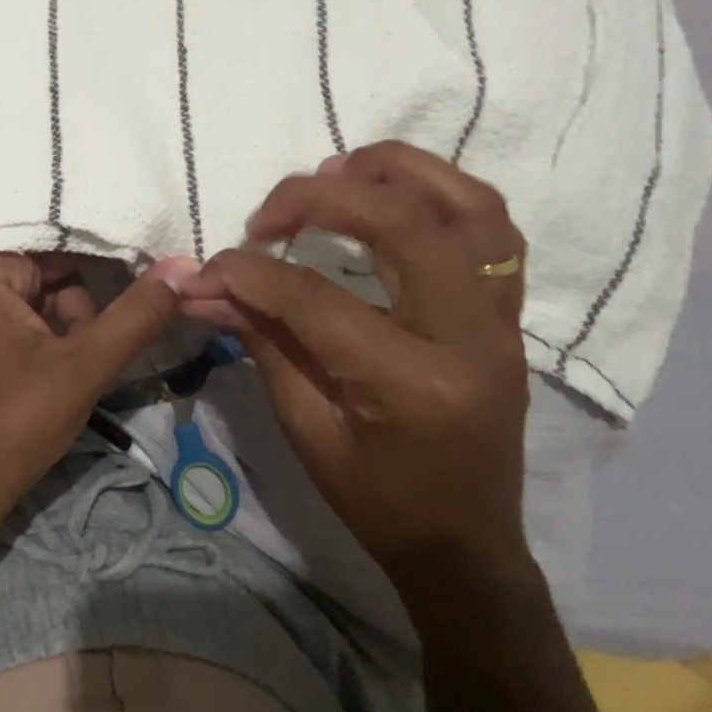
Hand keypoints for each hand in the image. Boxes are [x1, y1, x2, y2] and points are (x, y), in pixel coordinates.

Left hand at [0, 252, 194, 538]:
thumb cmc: (14, 422)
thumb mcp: (83, 365)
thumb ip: (136, 314)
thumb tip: (186, 266)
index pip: (56, 227)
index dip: (107, 232)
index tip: (159, 233)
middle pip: (58, 258)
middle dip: (101, 281)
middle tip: (156, 285)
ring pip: (57, 290)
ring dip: (87, 316)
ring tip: (94, 353)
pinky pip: (44, 315)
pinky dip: (71, 331)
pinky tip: (85, 360)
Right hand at [181, 141, 533, 578]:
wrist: (465, 544)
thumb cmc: (377, 500)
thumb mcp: (305, 428)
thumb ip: (263, 341)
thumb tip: (205, 286)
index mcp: (411, 382)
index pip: (316, 299)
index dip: (250, 273)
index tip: (208, 268)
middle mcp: (469, 337)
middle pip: (404, 224)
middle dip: (322, 198)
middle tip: (269, 212)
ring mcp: (500, 321)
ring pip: (469, 207)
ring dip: (399, 171)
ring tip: (338, 167)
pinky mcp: (506, 314)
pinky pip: (492, 229)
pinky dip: (440, 194)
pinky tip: (392, 194)